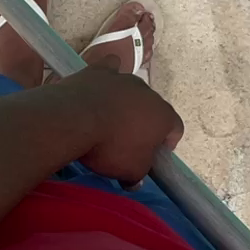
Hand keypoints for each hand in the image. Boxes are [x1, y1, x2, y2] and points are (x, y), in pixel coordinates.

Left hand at [44, 66, 183, 183]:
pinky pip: (109, 69)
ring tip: (108, 119)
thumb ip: (138, 174)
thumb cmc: (110, 147)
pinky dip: (107, 77)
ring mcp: (123, 78)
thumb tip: (134, 180)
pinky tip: (100, 84)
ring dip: (124, 103)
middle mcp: (147, 92)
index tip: (151, 156)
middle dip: (143, 124)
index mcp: (163, 115)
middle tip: (126, 142)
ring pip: (130, 90)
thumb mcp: (131, 171)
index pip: (175, 129)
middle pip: (151, 108)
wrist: (74, 119)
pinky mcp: (99, 70)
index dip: (165, 144)